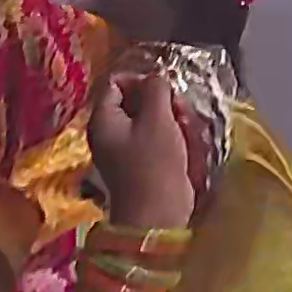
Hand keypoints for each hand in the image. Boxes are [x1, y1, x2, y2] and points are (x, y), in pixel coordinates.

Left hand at [89, 73, 194, 228]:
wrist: (157, 217)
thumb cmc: (154, 163)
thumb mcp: (157, 117)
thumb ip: (156, 87)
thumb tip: (156, 75)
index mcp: (104, 119)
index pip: (116, 82)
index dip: (140, 79)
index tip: (163, 87)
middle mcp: (110, 132)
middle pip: (136, 99)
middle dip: (162, 101)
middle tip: (180, 109)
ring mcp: (126, 149)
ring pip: (151, 118)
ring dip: (172, 118)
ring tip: (187, 129)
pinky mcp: (142, 163)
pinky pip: (157, 137)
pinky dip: (172, 136)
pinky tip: (187, 144)